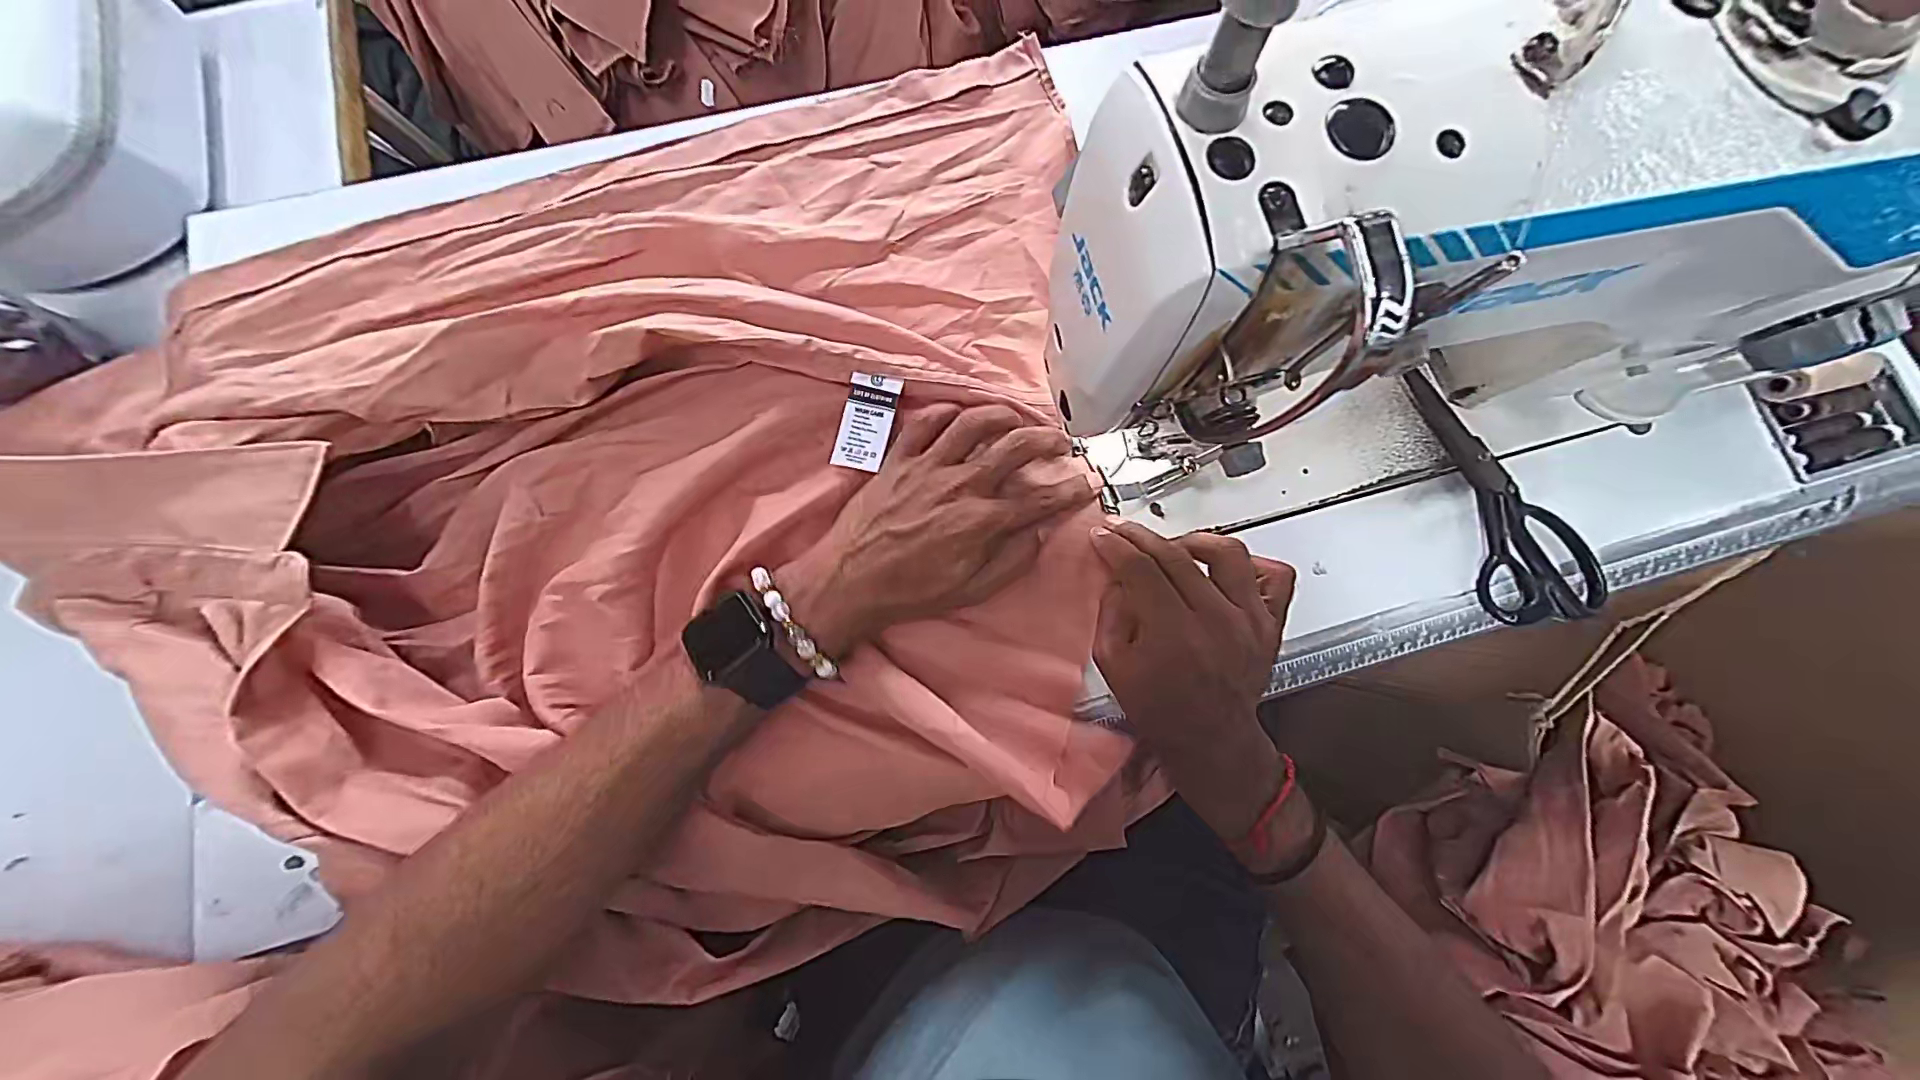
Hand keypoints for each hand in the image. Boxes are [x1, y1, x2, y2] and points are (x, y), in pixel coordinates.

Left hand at [777, 403, 1097, 655]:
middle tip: (1058, 442)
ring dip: (1003, 414)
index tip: (1087, 480)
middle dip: (1046, 438)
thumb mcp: (970, 589)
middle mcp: (959, 485)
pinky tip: (959, 416)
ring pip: (973, 422)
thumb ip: (1011, 560)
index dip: (1071, 487)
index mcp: (980, 521)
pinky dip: (946, 412)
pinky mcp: (898, 460)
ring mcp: (927, 467)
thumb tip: (1040, 534)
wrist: (850, 580)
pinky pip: (925, 423)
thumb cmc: (910, 591)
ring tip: (1017, 419)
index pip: (1040, 497)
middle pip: (1015, 446)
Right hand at [1090, 521, 1304, 850]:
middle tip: (1124, 533)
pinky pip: (1274, 574)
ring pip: (1225, 552)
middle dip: (1140, 537)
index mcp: (1172, 635)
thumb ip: (1110, 614)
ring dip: (1192, 541)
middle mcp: (1215, 622)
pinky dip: (1249, 562)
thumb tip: (1116, 575)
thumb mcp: (1113, 666)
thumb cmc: (1160, 708)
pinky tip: (1223, 567)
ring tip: (1173, 546)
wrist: (1210, 739)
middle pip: (1174, 555)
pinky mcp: (1270, 624)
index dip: (1115, 546)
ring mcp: (1249, 621)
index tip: (1103, 537)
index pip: (1140, 568)